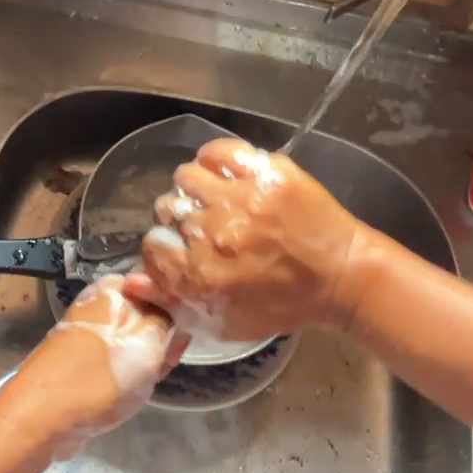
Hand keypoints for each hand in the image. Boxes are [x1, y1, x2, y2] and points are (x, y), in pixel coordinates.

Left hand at [0, 275, 187, 459]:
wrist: (42, 418)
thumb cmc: (100, 378)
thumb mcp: (147, 345)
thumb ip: (166, 320)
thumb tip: (173, 304)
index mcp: (111, 290)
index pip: (155, 284)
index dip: (176, 307)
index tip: (187, 329)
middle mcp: (97, 305)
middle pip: (144, 314)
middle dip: (160, 337)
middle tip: (167, 360)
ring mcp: (88, 334)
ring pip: (131, 340)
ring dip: (146, 359)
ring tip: (151, 378)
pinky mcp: (81, 361)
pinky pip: (115, 360)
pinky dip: (127, 373)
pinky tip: (133, 390)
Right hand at [126, 138, 385, 341]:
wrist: (342, 276)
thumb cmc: (283, 303)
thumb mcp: (225, 320)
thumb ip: (173, 303)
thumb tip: (130, 281)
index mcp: (201, 274)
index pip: (153, 247)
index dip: (163, 248)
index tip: (179, 249)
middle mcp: (214, 233)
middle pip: (167, 209)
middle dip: (180, 218)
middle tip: (204, 225)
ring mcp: (240, 198)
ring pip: (187, 177)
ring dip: (196, 188)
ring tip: (215, 197)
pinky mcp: (263, 172)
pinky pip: (217, 151)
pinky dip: (214, 158)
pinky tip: (224, 172)